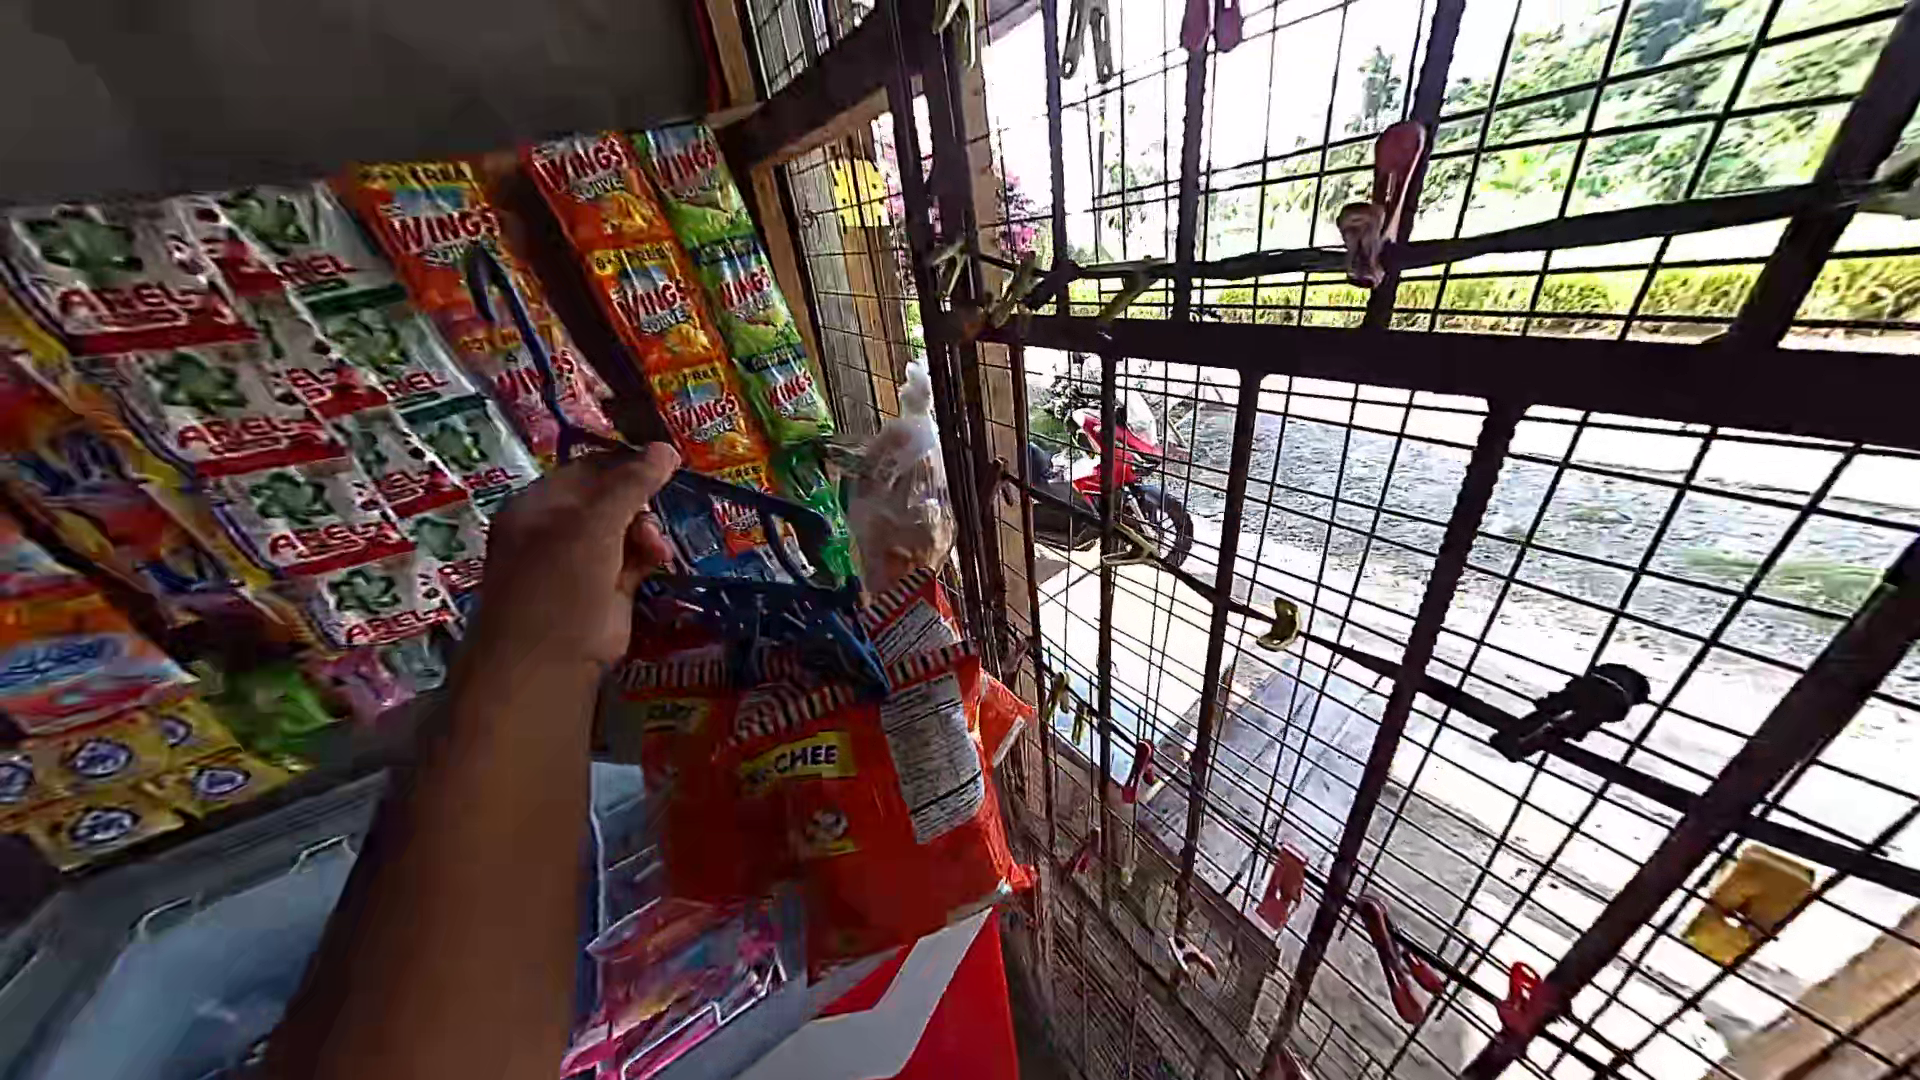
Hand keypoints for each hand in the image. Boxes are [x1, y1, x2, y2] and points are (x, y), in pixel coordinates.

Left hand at [468, 443, 679, 667]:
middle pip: (614, 497)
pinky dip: (650, 553)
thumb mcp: (594, 525)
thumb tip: (667, 449)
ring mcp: (584, 558)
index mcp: (541, 505)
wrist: (550, 659)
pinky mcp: (608, 584)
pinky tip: (659, 558)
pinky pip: (636, 556)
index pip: (590, 468)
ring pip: (629, 527)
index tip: (666, 461)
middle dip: (642, 502)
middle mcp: (560, 528)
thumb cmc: (560, 582)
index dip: (627, 462)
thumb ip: (631, 485)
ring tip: (656, 546)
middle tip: (660, 507)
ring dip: (648, 531)